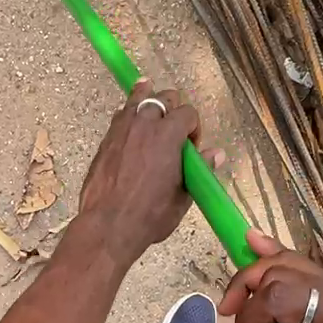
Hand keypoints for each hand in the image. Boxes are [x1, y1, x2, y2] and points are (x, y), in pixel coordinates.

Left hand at [69, 80, 220, 268]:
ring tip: (152, 103)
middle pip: (164, 97)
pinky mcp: (106, 139)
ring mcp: (122, 129)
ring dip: (149, 99)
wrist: (108, 225)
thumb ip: (199, 170)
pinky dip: (130, 114)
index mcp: (168, 135)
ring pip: (138, 98)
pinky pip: (121, 116)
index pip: (188, 113)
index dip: (194, 127)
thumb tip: (216, 154)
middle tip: (175, 128)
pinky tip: (133, 124)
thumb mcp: (183, 196)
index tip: (191, 145)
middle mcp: (145, 124)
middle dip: (174, 108)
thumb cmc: (148, 215)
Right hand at [213, 231, 322, 322]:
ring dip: (259, 279)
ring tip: (233, 303)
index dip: (251, 317)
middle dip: (249, 292)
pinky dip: (279, 266)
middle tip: (229, 322)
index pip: (282, 296)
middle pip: (285, 272)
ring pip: (295, 266)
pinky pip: (309, 275)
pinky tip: (256, 243)